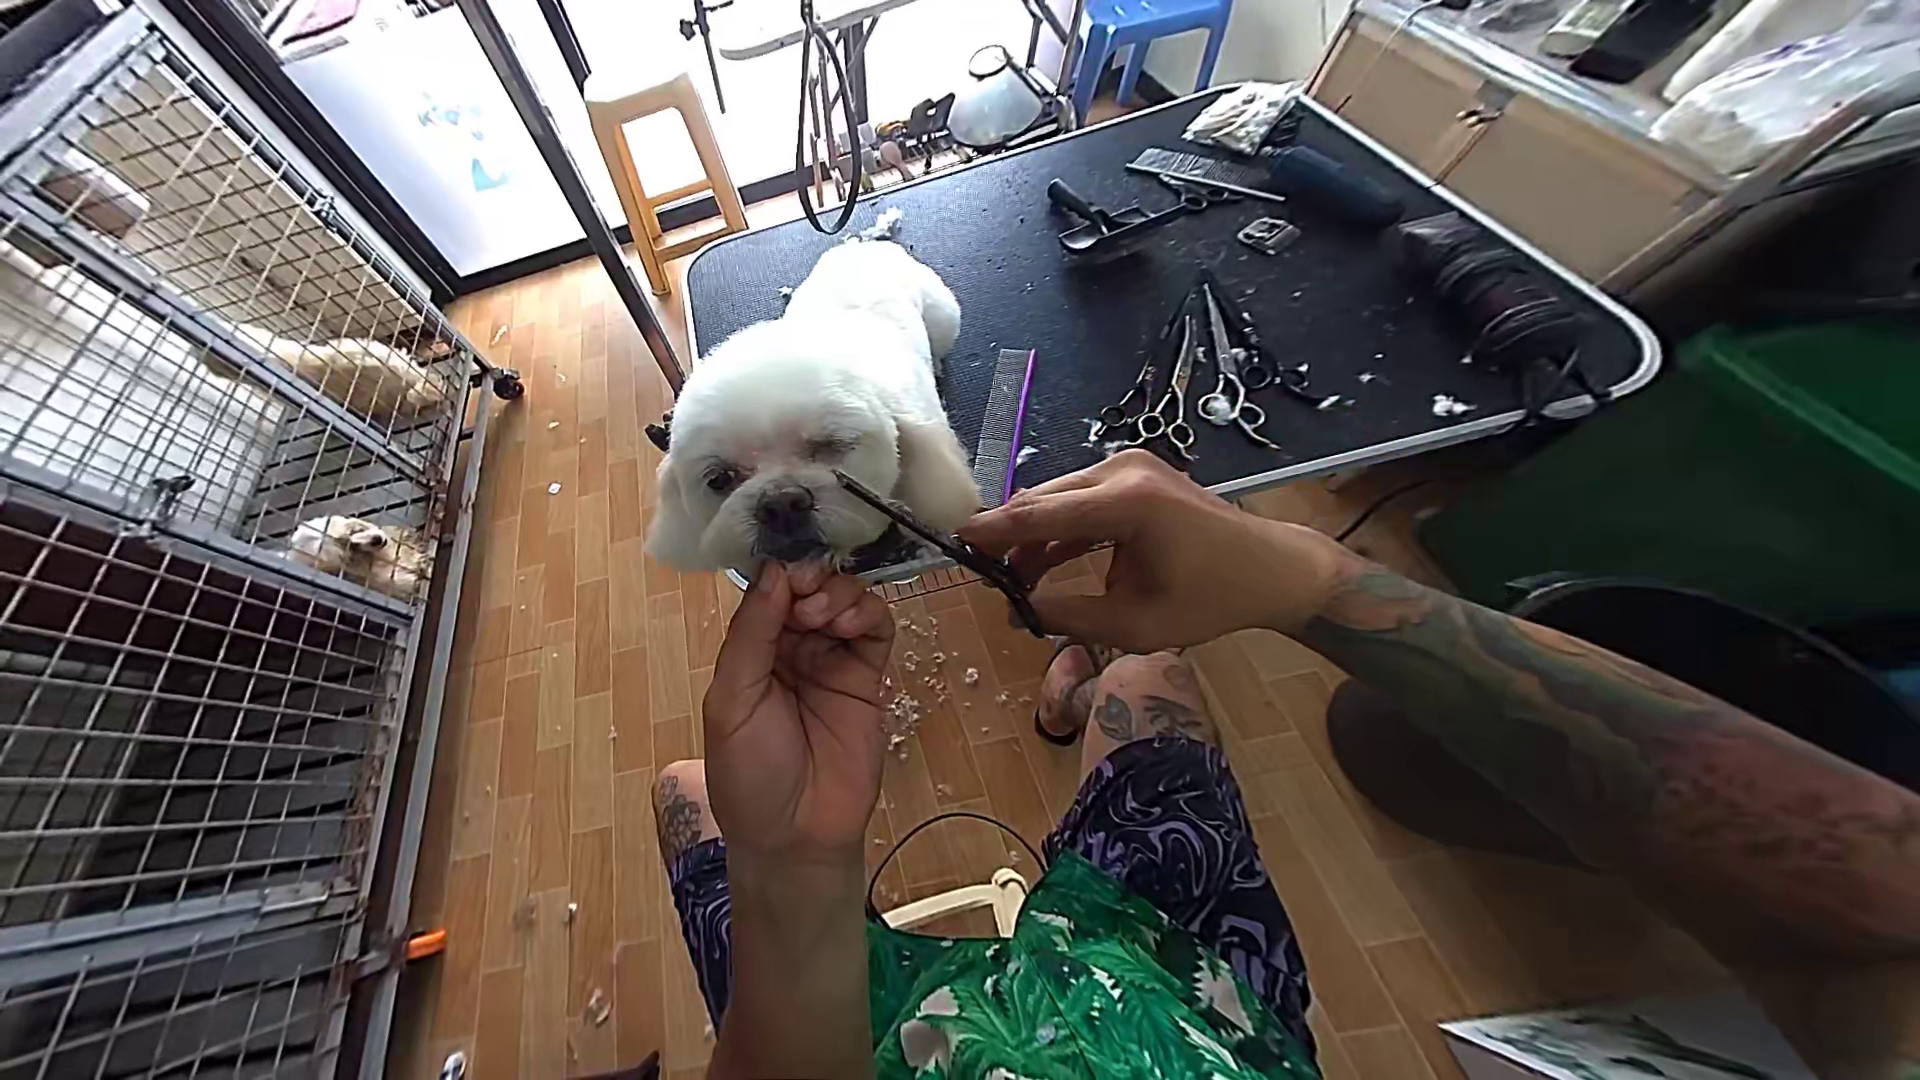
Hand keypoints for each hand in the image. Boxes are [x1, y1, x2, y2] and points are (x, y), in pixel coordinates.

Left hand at [702, 562, 892, 862]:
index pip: (771, 591)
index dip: (782, 573)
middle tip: (808, 603)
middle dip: (812, 581)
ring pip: (847, 598)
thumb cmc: (750, 770)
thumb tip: (774, 570)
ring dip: (839, 594)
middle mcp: (794, 645)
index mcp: (754, 648)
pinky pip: (877, 628)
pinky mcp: (869, 673)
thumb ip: (751, 634)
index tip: (789, 574)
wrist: (798, 834)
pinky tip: (851, 628)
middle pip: (813, 586)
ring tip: (826, 620)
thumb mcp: (731, 701)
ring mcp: (834, 657)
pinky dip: (869, 613)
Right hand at [959, 450, 1358, 649]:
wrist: (1271, 569)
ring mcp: (1130, 467)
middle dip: (1010, 538)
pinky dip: (1059, 531)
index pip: (1041, 513)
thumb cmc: (1211, 600)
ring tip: (1012, 579)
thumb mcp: (1134, 623)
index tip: (956, 539)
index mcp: (1128, 503)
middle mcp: (1123, 470)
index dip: (994, 530)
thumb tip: (1017, 609)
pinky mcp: (1134, 476)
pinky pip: (1080, 501)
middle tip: (986, 575)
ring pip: (1058, 499)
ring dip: (1033, 538)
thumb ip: (1067, 616)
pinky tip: (1041, 563)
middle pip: (1043, 500)